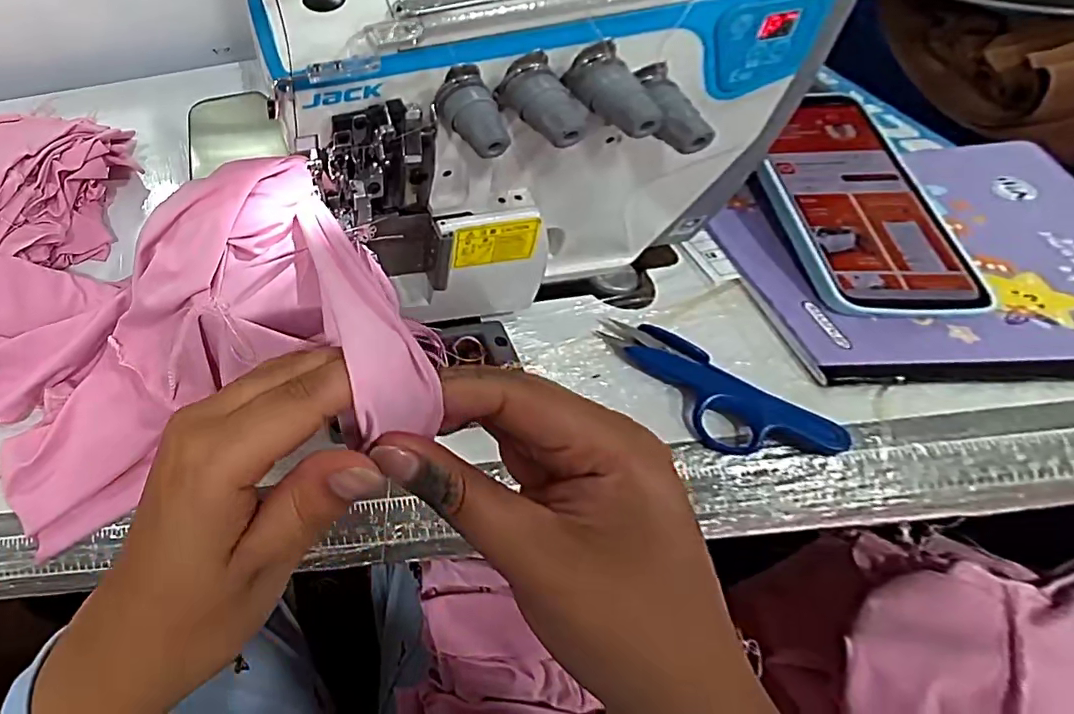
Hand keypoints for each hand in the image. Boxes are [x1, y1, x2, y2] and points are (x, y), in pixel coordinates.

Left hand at [34, 348, 384, 713]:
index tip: (405, 377)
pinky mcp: (196, 426)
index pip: (299, 397)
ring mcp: (193, 417)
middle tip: (402, 380)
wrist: (131, 629)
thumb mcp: (262, 568)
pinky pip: (255, 389)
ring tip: (378, 389)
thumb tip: (368, 458)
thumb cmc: (195, 614)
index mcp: (215, 455)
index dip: (354, 380)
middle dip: (343, 368)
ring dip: (322, 373)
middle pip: (284, 373)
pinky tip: (330, 402)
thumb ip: (311, 502)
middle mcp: (199, 419)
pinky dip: (298, 387)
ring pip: (270, 374)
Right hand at [369, 366, 772, 713]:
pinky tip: (441, 452)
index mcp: (612, 442)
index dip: (448, 392)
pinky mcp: (577, 484)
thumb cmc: (626, 632)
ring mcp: (592, 460)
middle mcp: (604, 437)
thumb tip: (387, 448)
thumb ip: (456, 493)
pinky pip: (518, 452)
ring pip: (510, 423)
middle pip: (512, 401)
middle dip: (449, 406)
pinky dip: (475, 451)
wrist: (687, 706)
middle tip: (388, 415)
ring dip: (458, 425)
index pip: (515, 392)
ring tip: (404, 428)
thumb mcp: (532, 557)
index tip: (389, 404)